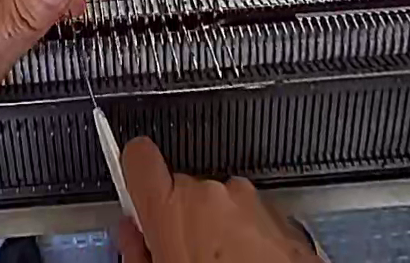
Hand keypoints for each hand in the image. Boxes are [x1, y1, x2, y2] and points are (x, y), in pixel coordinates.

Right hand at [116, 137, 320, 262]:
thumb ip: (139, 255)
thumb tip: (132, 235)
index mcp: (174, 208)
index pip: (139, 157)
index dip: (133, 168)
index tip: (132, 180)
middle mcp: (211, 192)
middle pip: (181, 190)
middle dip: (179, 220)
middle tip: (179, 259)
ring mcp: (248, 199)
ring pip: (217, 205)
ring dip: (214, 231)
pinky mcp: (277, 213)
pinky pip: (247, 216)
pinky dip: (244, 237)